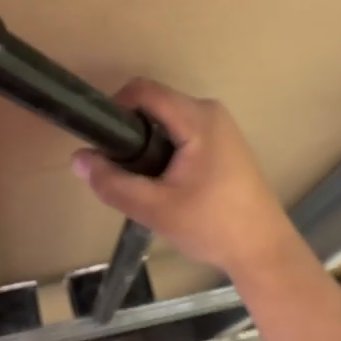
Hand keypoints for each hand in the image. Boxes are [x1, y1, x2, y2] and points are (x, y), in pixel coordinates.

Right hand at [72, 79, 304, 276]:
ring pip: (165, 120)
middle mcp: (209, 112)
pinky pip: (179, 132)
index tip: (100, 140)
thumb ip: (113, 183)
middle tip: (118, 169)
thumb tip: (77, 159)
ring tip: (139, 180)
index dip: (114, 108)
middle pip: (153, 104)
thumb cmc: (212, 226)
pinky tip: (161, 183)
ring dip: (145, 143)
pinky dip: (162, 149)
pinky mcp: (221, 142)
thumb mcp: (154, 209)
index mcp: (198, 118)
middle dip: (129, 131)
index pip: (143, 90)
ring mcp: (219, 126)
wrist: (262, 249)